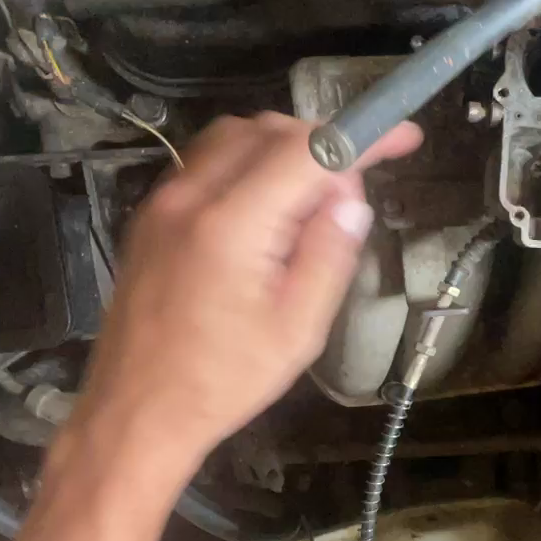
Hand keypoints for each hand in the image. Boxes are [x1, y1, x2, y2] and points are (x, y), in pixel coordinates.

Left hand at [68, 113, 421, 479]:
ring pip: (235, 136)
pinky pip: (206, 162)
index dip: (363, 137)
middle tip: (352, 192)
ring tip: (313, 201)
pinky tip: (266, 210)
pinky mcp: (152, 217)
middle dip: (323, 144)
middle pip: (269, 130)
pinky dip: (249, 164)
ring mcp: (163, 203)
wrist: (137, 411)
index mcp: (232, 225)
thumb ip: (329, 255)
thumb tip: (351, 201)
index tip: (402, 137)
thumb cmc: (223, 381)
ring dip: (285, 149)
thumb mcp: (299, 330)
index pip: (308, 150)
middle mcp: (191, 197)